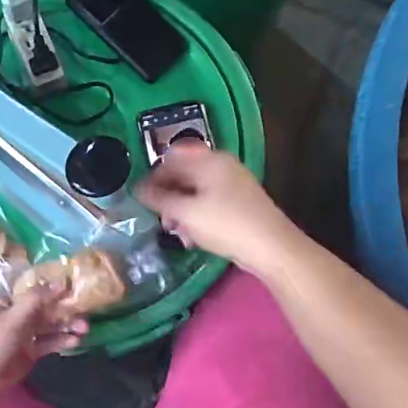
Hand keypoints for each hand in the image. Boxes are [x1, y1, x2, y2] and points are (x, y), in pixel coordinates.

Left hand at [0, 283, 87, 399]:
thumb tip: (60, 282)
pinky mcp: (29, 352)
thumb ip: (36, 300)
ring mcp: (22, 335)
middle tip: (87, 311)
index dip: (55, 289)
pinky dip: (60, 341)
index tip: (77, 288)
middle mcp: (15, 315)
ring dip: (66, 326)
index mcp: (7, 302)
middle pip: (44, 308)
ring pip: (48, 326)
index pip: (34, 290)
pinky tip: (75, 341)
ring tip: (85, 329)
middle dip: (65, 310)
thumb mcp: (12, 318)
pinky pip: (47, 343)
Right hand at [138, 144, 299, 274]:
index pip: (171, 160)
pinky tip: (191, 237)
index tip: (140, 198)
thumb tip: (137, 188)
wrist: (270, 247)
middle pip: (183, 176)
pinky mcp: (237, 203)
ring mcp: (231, 185)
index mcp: (210, 161)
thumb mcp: (185, 212)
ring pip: (194, 192)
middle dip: (167, 198)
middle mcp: (221, 167)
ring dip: (179, 211)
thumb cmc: (225, 224)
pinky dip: (195, 217)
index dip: (152, 177)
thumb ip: (158, 198)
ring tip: (175, 232)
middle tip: (160, 219)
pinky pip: (207, 204)